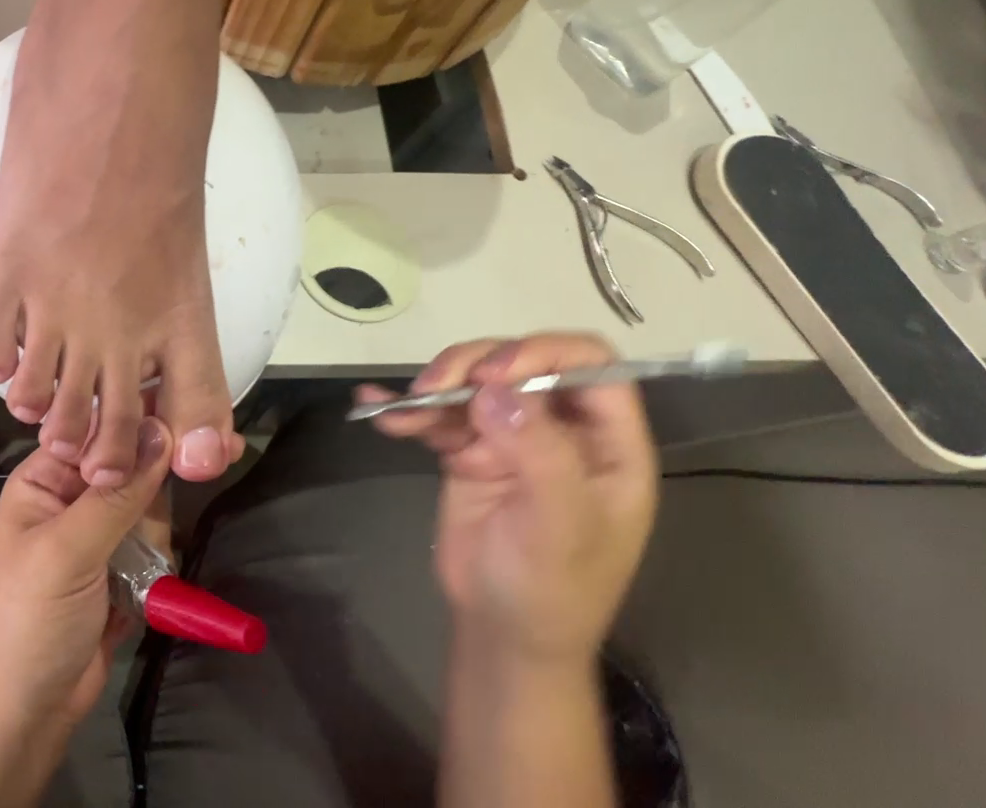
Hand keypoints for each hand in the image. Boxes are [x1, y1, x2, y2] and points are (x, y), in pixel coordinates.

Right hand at [0, 0, 244, 487]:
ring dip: (49, 414)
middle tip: (91, 457)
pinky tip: (7, 360)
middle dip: (101, 446)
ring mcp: (60, 295)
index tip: (165, 461)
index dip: (181, 444)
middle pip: (106, 416)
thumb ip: (190, 295)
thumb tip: (171, 361)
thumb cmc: (171, 122)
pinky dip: (2, 363)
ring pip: (49, 394)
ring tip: (46, 417)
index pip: (191, 403)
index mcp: (185, 305)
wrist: (122, 54)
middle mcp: (124, 317)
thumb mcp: (197, 211)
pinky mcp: (7, 261)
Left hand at [0, 417, 173, 736]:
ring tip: (145, 572)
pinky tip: (154, 584)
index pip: (98, 431)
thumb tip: (162, 429)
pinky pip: (152, 545)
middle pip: (131, 466)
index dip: (142, 424)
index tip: (191, 421)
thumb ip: (117, 494)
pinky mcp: (119, 569)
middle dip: (158, 484)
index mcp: (43, 479)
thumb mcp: (67, 551)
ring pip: (149, 507)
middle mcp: (69, 498)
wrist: (26, 712)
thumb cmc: (30, 621)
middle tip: (191, 488)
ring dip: (157, 534)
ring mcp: (96, 536)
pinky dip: (161, 559)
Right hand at [355, 333, 657, 661]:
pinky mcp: (467, 452)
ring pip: (474, 382)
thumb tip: (496, 389)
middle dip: (475, 365)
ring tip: (406, 409)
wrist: (502, 633)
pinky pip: (438, 417)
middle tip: (437, 388)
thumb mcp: (559, 526)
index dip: (543, 353)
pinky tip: (378, 409)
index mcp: (607, 442)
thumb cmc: (552, 588)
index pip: (589, 366)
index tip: (492, 373)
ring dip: (436, 386)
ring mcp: (510, 438)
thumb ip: (539, 454)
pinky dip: (408, 410)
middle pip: (520, 363)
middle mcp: (560, 429)